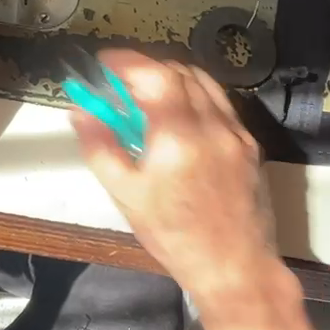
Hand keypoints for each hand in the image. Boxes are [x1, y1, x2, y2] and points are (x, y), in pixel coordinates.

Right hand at [73, 49, 276, 292]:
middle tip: (119, 82)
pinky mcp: (249, 146)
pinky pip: (219, 104)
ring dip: (172, 77)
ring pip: (204, 83)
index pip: (153, 75)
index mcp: (177, 135)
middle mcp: (212, 124)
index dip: (126, 61)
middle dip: (146, 67)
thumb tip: (80, 112)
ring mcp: (236, 133)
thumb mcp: (125, 195)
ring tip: (148, 95)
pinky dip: (194, 96)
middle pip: (179, 72)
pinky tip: (178, 118)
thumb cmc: (173, 234)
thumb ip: (100, 147)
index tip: (103, 62)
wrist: (235, 268)